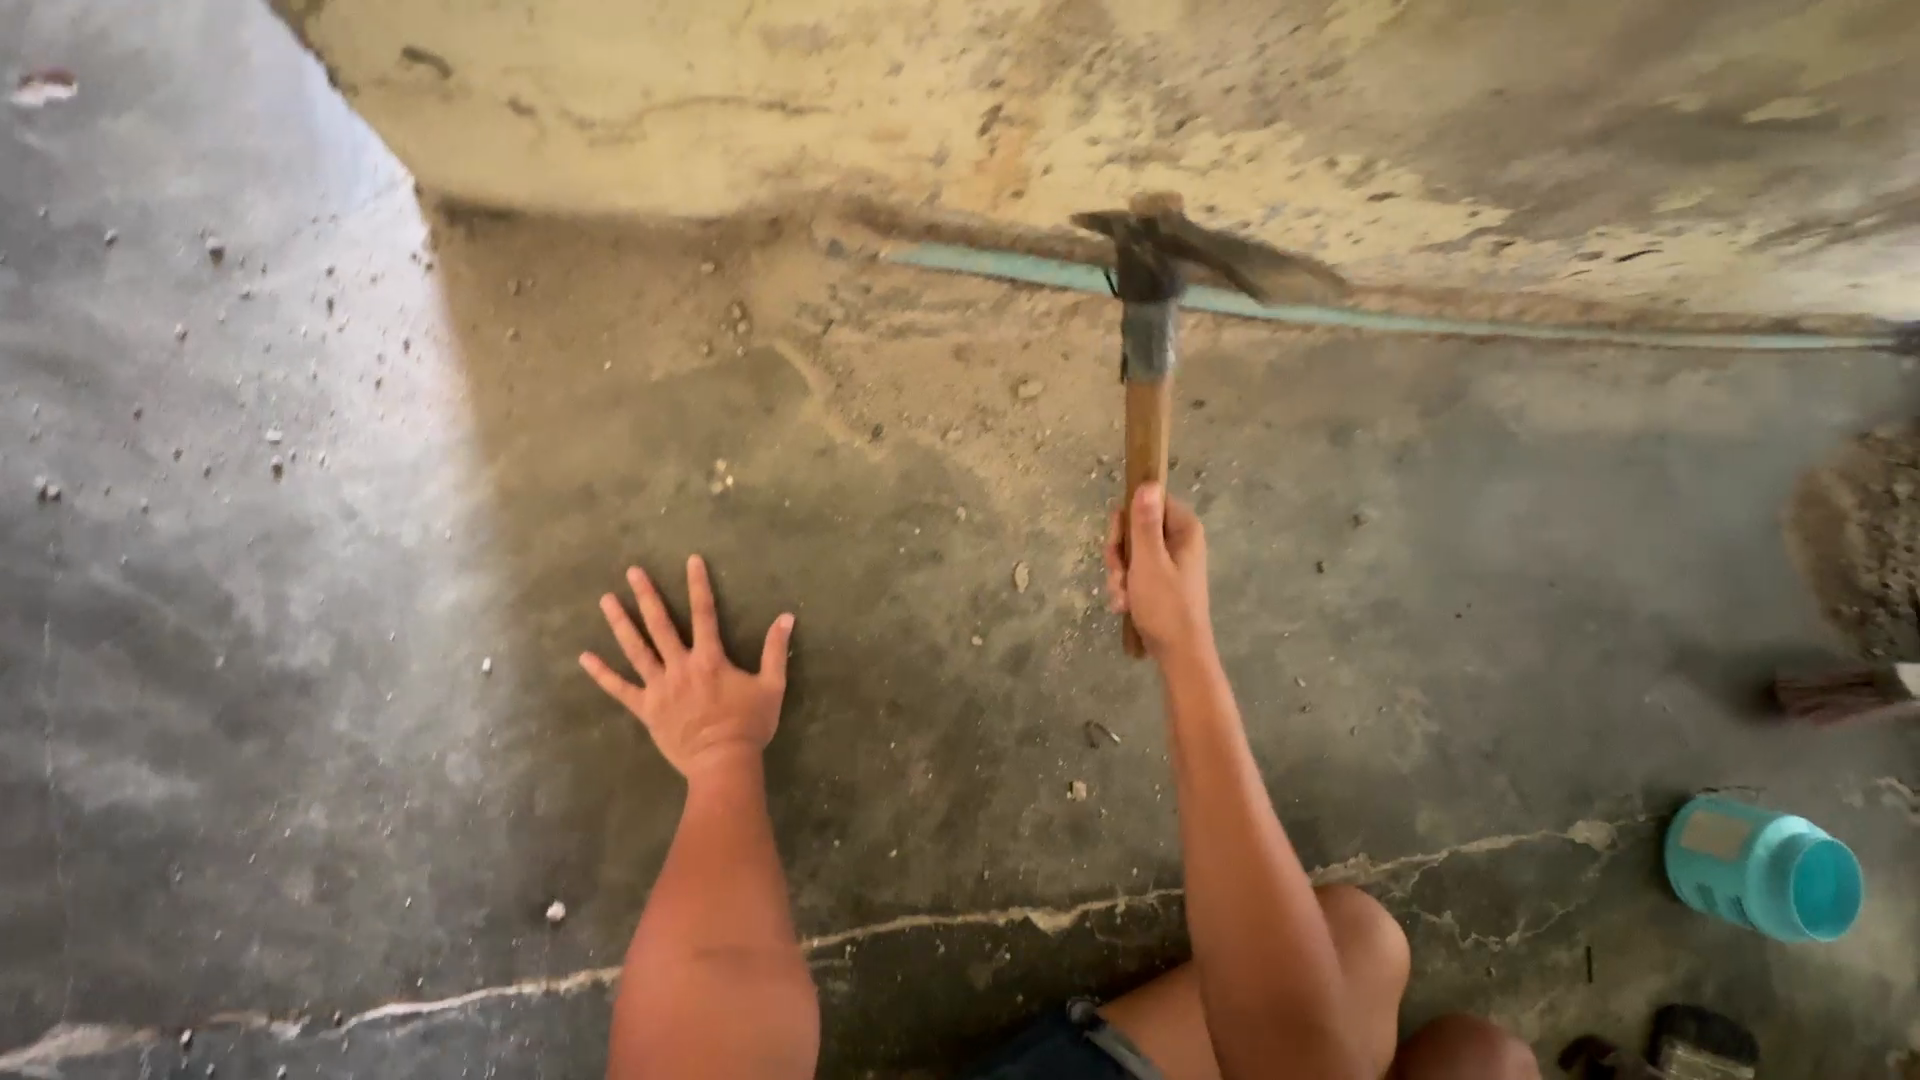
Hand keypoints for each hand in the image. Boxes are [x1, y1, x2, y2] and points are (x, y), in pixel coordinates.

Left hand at [579, 555, 794, 778]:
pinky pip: (620, 689)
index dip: (698, 585)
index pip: (704, 613)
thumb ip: (775, 650)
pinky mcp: (646, 710)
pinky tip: (585, 658)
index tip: (691, 560)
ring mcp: (659, 688)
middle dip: (647, 595)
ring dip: (621, 623)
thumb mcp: (771, 686)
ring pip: (636, 649)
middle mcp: (680, 666)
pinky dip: (602, 674)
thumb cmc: (749, 725)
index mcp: (710, 659)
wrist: (723, 763)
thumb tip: (786, 617)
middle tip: (633, 572)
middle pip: (660, 624)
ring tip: (606, 601)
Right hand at [1104, 482, 1213, 662]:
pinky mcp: (1162, 582)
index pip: (1149, 501)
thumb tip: (1148, 482)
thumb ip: (1144, 523)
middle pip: (1135, 528)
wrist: (1179, 653)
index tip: (1117, 542)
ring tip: (1122, 597)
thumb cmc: (1166, 606)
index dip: (1127, 520)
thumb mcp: (1149, 562)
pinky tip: (1124, 606)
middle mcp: (1179, 541)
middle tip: (1118, 575)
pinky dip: (1126, 588)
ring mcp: (1170, 562)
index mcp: (1184, 529)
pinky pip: (1135, 573)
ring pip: (1130, 553)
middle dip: (1118, 554)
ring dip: (1119, 575)